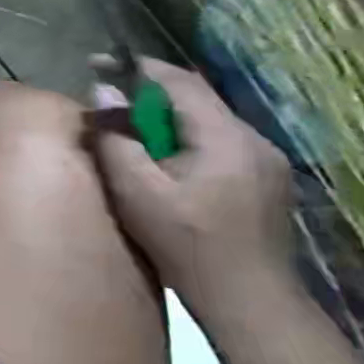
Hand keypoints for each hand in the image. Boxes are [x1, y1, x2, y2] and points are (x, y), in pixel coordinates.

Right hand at [89, 57, 294, 312]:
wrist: (250, 300)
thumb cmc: (186, 244)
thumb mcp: (136, 191)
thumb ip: (115, 138)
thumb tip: (102, 92)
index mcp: (225, 137)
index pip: (178, 81)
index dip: (135, 67)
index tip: (96, 63)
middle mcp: (254, 139)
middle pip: (194, 99)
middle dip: (146, 93)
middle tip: (105, 102)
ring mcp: (266, 161)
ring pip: (206, 121)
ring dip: (164, 118)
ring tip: (128, 132)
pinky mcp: (266, 181)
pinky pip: (217, 142)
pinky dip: (183, 139)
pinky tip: (163, 161)